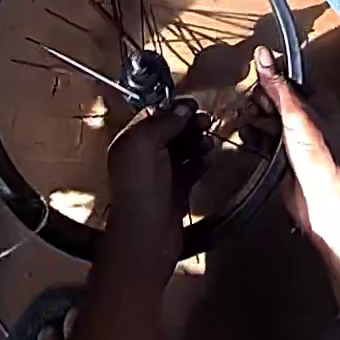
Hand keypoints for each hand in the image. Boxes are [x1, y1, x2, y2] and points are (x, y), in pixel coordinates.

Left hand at [104, 99, 206, 272]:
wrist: (148, 234)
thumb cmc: (141, 185)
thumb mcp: (147, 143)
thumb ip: (165, 123)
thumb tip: (183, 109)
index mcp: (130, 141)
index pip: (152, 115)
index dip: (172, 109)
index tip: (192, 105)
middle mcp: (144, 155)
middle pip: (170, 131)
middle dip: (188, 124)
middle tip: (206, 120)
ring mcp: (161, 173)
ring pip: (183, 148)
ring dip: (197, 141)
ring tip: (208, 141)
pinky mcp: (177, 189)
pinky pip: (191, 168)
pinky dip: (201, 161)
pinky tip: (209, 158)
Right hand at [255, 47, 339, 339]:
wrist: (328, 210)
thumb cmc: (323, 161)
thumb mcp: (297, 115)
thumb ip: (277, 85)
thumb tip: (263, 54)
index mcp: (318, 99)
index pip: (287, 76)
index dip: (269, 76)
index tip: (253, 76)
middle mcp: (307, 116)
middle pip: (273, 96)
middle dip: (256, 99)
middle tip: (244, 104)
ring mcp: (295, 137)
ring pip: (266, 117)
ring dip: (251, 117)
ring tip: (237, 118)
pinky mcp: (283, 157)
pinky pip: (262, 139)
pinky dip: (251, 136)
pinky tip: (242, 135)